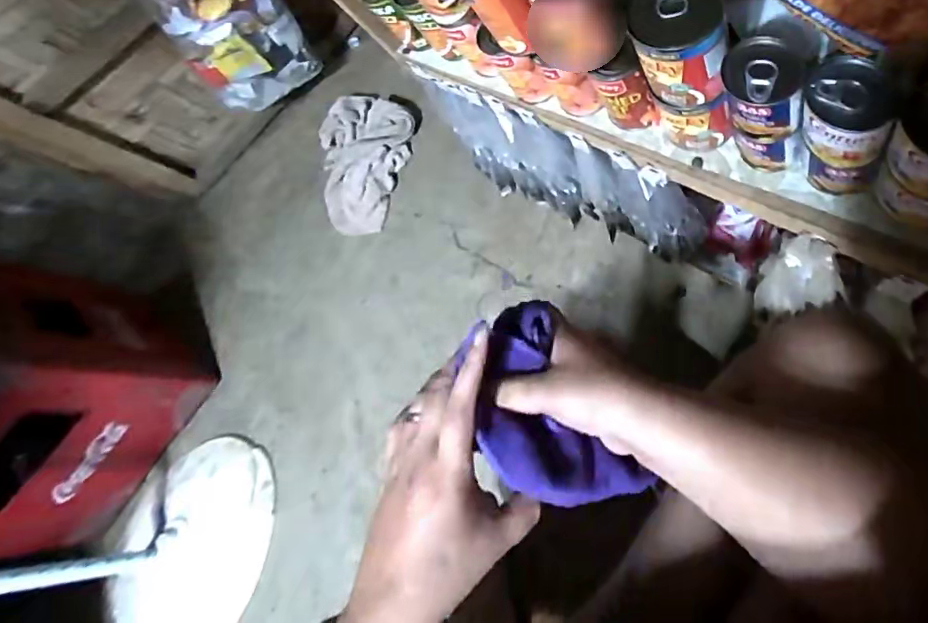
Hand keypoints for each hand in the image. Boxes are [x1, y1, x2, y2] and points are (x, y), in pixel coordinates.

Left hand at [343, 329, 541, 622]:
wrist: (388, 605)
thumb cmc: (446, 569)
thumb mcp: (495, 542)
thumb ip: (523, 507)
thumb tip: (540, 483)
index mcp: (446, 466)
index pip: (459, 402)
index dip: (472, 364)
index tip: (481, 333)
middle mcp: (417, 456)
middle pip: (432, 396)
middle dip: (454, 365)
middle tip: (475, 345)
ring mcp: (396, 464)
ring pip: (414, 408)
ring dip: (435, 384)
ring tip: (455, 373)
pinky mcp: (386, 477)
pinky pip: (401, 428)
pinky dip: (418, 408)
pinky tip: (427, 414)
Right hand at [492, 317, 649, 457]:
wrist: (636, 419)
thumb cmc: (589, 393)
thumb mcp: (541, 391)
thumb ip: (507, 389)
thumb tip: (476, 391)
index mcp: (562, 332)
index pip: (529, 319)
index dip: (507, 331)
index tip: (482, 351)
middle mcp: (573, 343)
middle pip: (535, 347)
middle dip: (512, 363)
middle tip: (484, 380)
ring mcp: (584, 367)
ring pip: (547, 370)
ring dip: (527, 384)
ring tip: (497, 400)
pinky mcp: (591, 391)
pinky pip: (558, 390)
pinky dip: (542, 399)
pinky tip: (524, 414)